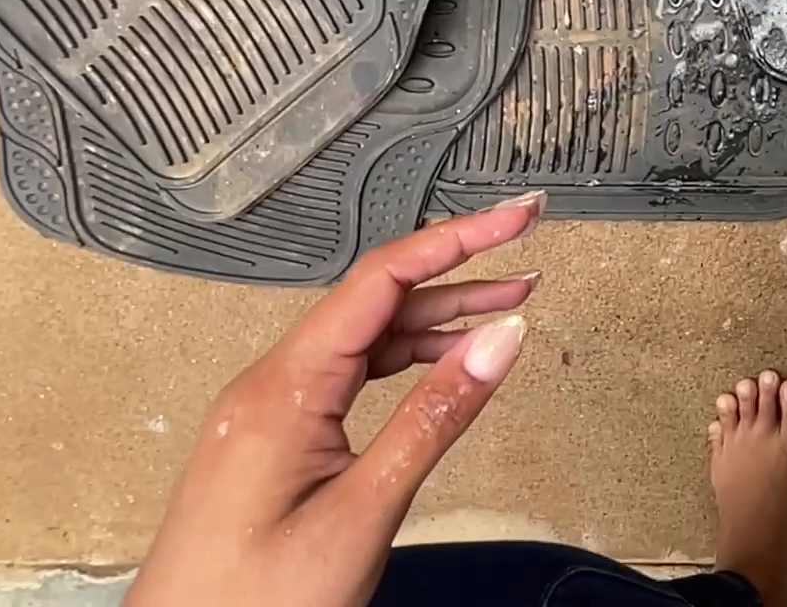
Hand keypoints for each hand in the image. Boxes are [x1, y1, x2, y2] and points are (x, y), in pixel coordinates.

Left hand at [125, 194, 546, 606]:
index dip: (458, 238)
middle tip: (527, 236)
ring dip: (448, 308)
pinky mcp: (288, 430)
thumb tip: (506, 336)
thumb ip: (435, 416)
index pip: (383, 279)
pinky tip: (458, 354)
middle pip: (382, 296)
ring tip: (516, 296)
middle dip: (461, 263)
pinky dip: (420, 351)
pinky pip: (364, 367)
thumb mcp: (361, 513)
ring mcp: (280, 405)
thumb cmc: (259, 605)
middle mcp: (277, 381)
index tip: (517, 217)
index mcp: (285, 386)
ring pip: (376, 330)